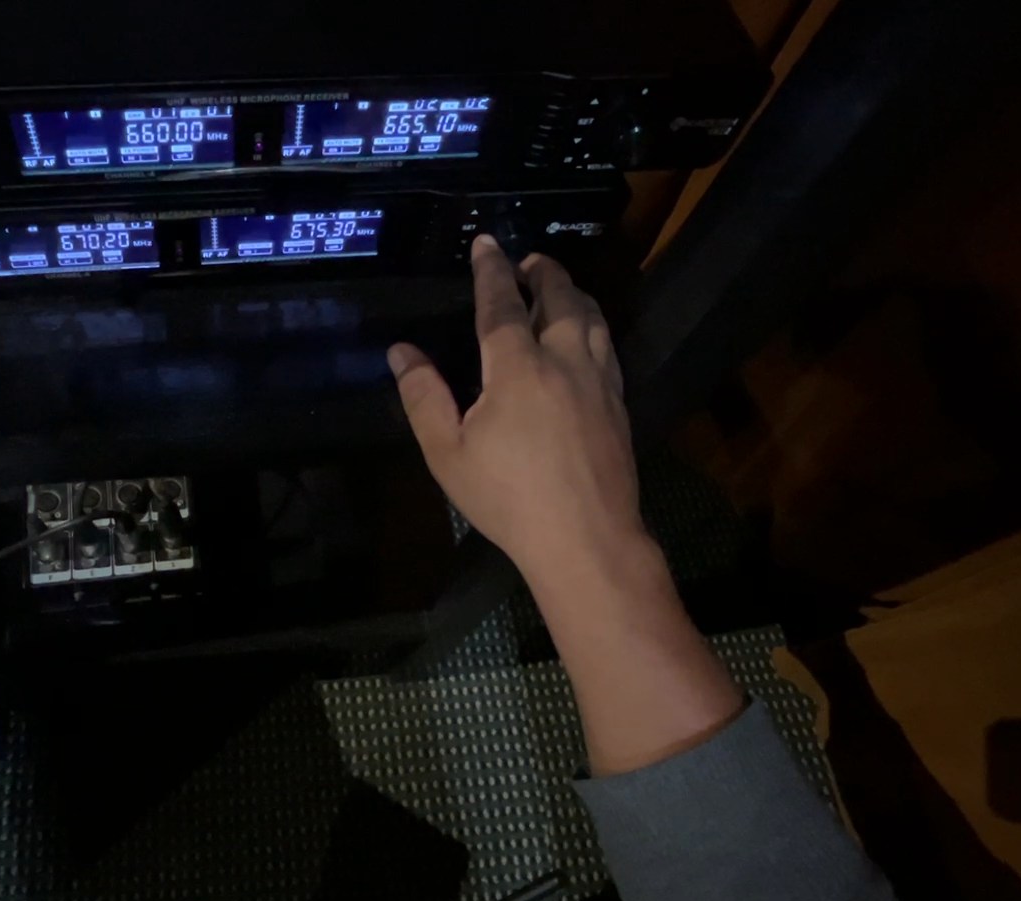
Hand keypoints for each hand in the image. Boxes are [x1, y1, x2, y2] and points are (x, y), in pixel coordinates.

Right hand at [385, 235, 639, 587]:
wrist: (584, 537)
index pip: (502, 305)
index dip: (491, 270)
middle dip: (542, 273)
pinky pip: (607, 346)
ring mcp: (598, 381)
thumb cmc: (507, 497)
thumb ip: (424, 397)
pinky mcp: (618, 404)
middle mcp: (564, 360)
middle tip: (528, 261)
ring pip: (592, 318)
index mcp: (518, 368)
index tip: (486, 243)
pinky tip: (587, 338)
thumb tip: (402, 352)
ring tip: (558, 288)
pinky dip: (593, 325)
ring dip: (573, 293)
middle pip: (559, 299)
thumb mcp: (448, 453)